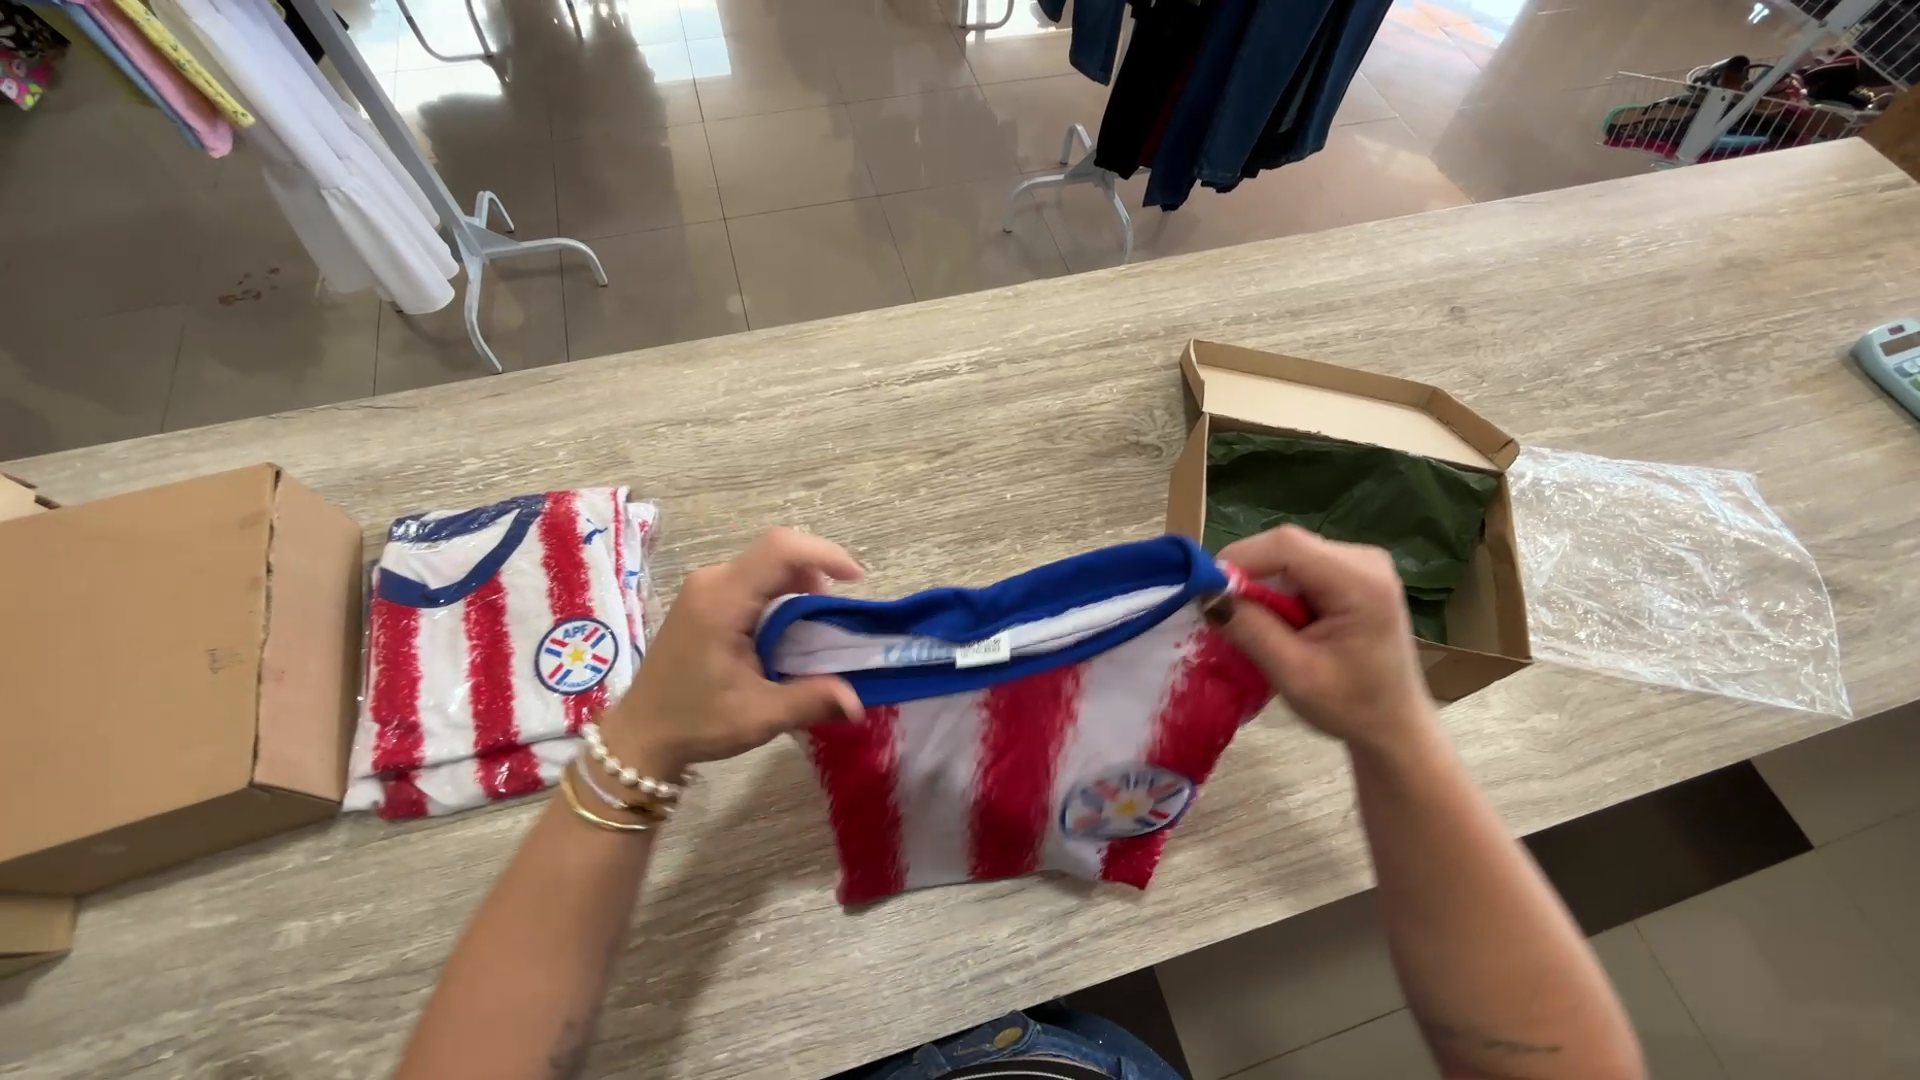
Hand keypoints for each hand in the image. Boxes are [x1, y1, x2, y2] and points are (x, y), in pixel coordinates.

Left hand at [597, 528, 866, 778]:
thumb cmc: (695, 722)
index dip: (824, 554)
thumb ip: (811, 700)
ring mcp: (704, 588)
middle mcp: (711, 582)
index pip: (780, 550)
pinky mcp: (703, 599)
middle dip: (817, 576)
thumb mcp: (759, 716)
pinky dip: (781, 595)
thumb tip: (859, 702)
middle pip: (777, 554)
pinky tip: (788, 632)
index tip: (857, 580)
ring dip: (800, 587)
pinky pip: (752, 580)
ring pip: (766, 566)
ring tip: (816, 629)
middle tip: (836, 617)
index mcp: (722, 601)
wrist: (640, 735)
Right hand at [1210, 525, 1435, 751]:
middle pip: (1286, 546)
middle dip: (1247, 573)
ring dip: (1260, 583)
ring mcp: (1361, 563)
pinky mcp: (1352, 573)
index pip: (1286, 545)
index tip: (1207, 592)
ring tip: (1250, 621)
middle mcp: (1365, 560)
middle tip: (1223, 612)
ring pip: (1288, 555)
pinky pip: (1299, 566)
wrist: (1394, 727)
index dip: (1239, 559)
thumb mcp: (1292, 673)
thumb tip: (1204, 593)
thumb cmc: (1350, 706)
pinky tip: (1276, 620)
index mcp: (1360, 582)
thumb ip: (1249, 628)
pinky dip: (1276, 588)